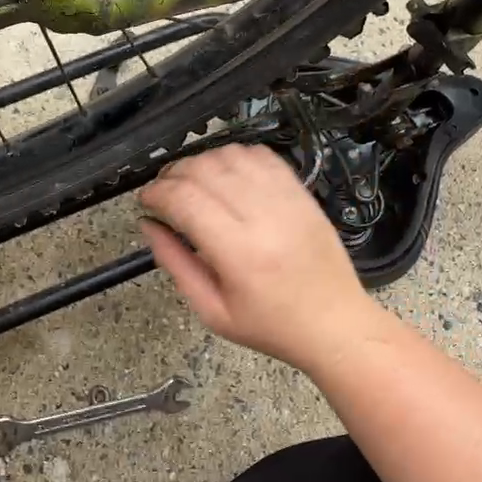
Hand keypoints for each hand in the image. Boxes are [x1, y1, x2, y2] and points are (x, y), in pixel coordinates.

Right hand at [138, 145, 390, 371]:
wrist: (336, 325)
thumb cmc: (271, 326)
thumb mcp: (211, 311)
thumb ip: (175, 263)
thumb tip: (147, 224)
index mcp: (239, 254)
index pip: (185, 199)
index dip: (156, 192)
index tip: (145, 200)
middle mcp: (264, 218)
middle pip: (204, 170)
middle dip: (172, 174)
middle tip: (162, 191)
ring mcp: (287, 200)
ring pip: (231, 156)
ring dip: (201, 162)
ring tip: (191, 182)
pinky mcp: (302, 192)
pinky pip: (262, 156)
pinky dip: (235, 156)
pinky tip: (225, 175)